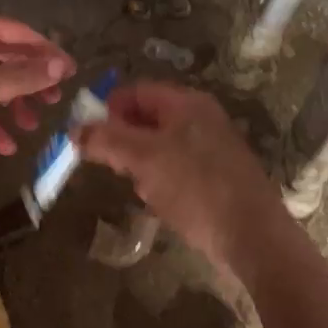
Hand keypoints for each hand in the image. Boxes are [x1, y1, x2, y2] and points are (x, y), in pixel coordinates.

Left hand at [0, 7, 74, 159]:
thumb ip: (23, 77)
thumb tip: (61, 65)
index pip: (20, 34)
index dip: (48, 53)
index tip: (72, 72)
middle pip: (4, 55)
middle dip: (30, 81)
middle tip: (55, 102)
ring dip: (9, 102)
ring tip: (32, 126)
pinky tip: (3, 144)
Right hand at [77, 81, 287, 277]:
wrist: (253, 236)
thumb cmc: (197, 188)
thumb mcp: (145, 159)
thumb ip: (107, 140)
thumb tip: (74, 130)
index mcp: (187, 103)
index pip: (136, 91)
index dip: (108, 108)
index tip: (88, 137)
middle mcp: (201, 118)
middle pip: (147, 118)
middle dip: (124, 140)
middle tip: (112, 166)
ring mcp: (212, 147)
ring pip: (160, 146)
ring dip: (142, 166)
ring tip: (142, 189)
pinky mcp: (218, 176)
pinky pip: (178, 169)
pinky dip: (162, 182)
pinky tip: (163, 204)